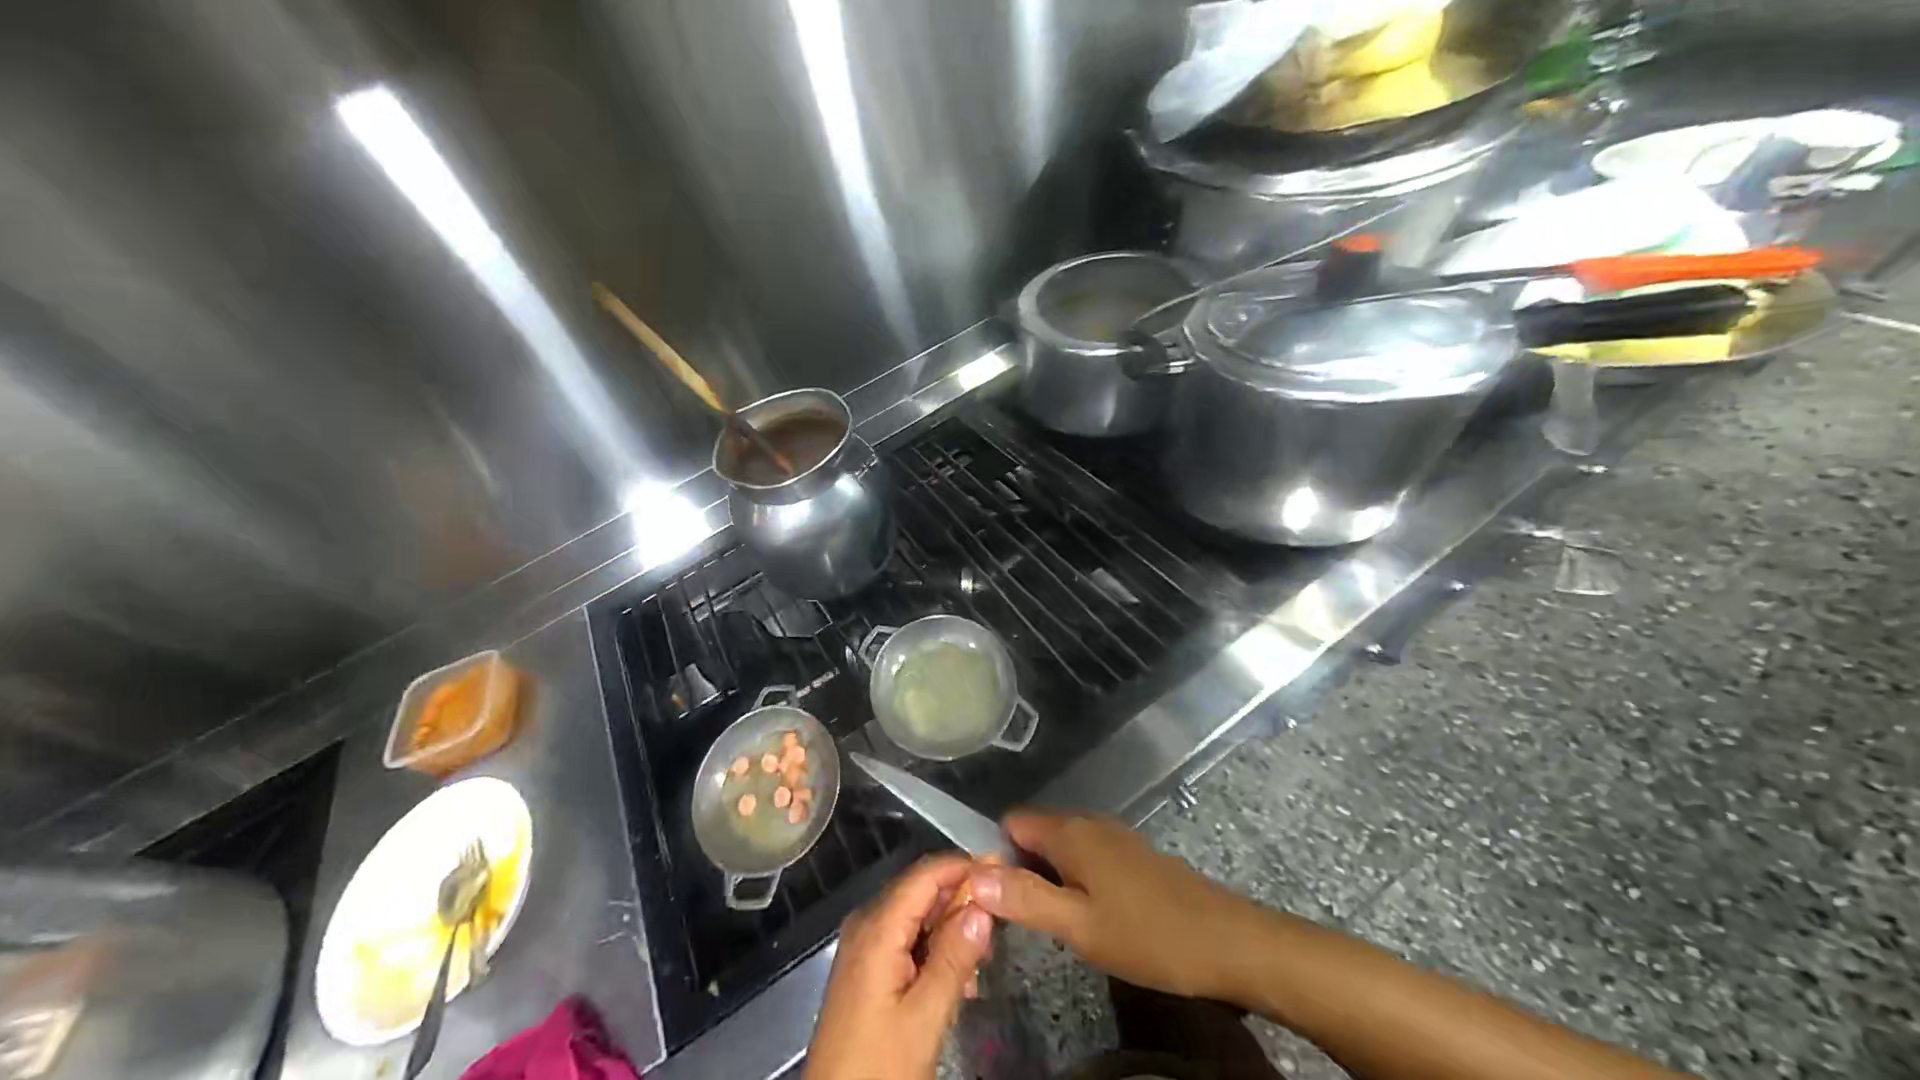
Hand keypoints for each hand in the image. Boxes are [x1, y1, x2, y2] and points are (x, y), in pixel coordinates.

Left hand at [804, 855, 993, 1079]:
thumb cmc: (879, 1066)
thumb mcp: (925, 1018)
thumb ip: (954, 958)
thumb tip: (982, 906)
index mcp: (877, 928)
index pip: (925, 874)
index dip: (963, 867)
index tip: (1002, 873)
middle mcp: (867, 924)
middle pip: (920, 891)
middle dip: (960, 900)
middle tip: (997, 926)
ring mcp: (864, 945)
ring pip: (915, 914)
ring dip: (949, 928)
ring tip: (980, 960)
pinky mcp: (866, 966)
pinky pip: (906, 937)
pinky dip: (933, 947)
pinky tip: (957, 977)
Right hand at [967, 810, 1261, 999]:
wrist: (1227, 942)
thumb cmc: (1148, 935)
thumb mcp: (1078, 926)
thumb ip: (1025, 898)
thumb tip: (973, 876)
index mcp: (1070, 831)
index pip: (1011, 821)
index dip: (996, 854)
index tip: (997, 896)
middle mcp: (1089, 822)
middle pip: (1035, 831)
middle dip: (1021, 866)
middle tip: (1023, 916)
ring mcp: (1114, 835)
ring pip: (1061, 844)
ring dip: (1049, 875)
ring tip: (1054, 920)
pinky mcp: (1133, 853)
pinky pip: (1086, 854)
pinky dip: (1075, 877)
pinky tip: (1088, 914)